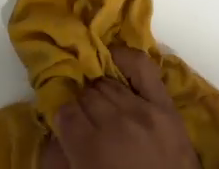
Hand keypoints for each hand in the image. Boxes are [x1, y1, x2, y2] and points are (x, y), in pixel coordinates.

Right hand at [42, 47, 200, 168]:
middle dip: (82, 104)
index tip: (66, 124)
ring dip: (102, 92)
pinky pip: (142, 67)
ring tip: (104, 106)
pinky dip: (125, 59)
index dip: (63, 116)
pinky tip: (115, 61)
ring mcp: (142, 112)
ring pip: (108, 83)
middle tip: (86, 118)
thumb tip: (53, 132)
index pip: (65, 111)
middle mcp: (114, 123)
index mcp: (91, 148)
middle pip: (87, 94)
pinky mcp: (166, 107)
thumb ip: (60, 158)